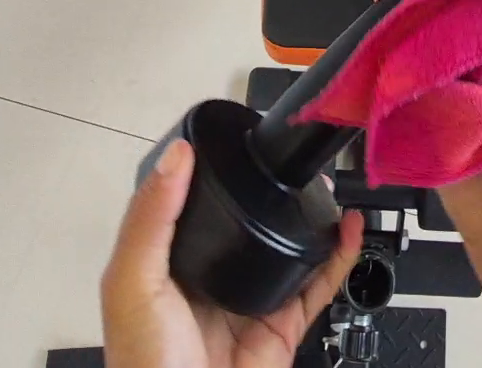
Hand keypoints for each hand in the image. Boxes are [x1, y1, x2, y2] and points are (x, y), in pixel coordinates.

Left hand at [101, 139, 363, 367]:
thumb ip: (152, 219)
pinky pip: (319, 283)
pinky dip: (339, 255)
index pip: (196, 202)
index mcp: (173, 262)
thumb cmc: (147, 365)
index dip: (216, 169)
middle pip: (249, 220)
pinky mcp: (284, 325)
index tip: (240, 136)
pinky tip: (349, 229)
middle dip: (272, 190)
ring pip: (288, 246)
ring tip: (326, 185)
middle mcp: (214, 274)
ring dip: (311, 217)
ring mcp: (252, 298)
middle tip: (293, 158)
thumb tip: (177, 155)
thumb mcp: (132, 284)